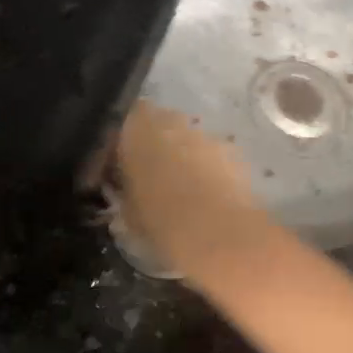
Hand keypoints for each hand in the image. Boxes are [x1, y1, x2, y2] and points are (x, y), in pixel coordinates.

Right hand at [113, 101, 268, 272]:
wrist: (217, 233)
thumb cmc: (160, 218)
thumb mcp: (126, 211)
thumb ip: (122, 190)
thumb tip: (124, 190)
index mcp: (136, 127)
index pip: (123, 120)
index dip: (123, 142)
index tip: (121, 167)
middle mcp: (170, 120)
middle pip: (159, 124)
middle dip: (156, 145)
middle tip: (152, 178)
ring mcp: (203, 133)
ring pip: (188, 139)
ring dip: (184, 156)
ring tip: (183, 191)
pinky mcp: (231, 151)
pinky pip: (212, 155)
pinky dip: (209, 169)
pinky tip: (209, 198)